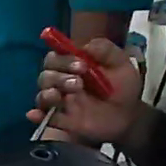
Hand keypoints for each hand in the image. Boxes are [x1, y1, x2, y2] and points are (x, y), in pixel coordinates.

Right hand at [24, 38, 143, 146]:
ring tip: (63, 96)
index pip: (55, 57)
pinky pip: (43, 117)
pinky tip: (36, 114)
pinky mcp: (61, 120)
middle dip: (59, 76)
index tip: (82, 64)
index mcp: (72, 65)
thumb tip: (86, 45)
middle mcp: (61, 81)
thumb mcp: (121, 63)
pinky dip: (36, 115)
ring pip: (42, 95)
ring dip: (48, 93)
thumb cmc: (122, 86)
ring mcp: (60, 102)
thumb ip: (106, 50)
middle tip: (79, 83)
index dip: (64, 59)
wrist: (129, 115)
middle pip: (45, 75)